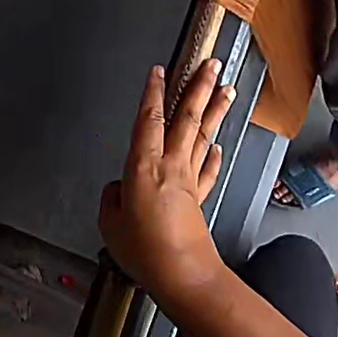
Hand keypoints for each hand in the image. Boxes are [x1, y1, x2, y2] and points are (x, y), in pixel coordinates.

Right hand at [99, 61, 237, 302]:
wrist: (182, 273)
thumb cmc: (143, 249)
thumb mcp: (110, 221)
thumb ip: (113, 198)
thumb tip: (120, 189)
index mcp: (144, 166)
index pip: (149, 120)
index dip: (153, 93)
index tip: (158, 71)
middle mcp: (170, 166)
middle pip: (187, 118)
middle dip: (199, 87)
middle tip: (213, 63)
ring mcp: (189, 180)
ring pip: (203, 136)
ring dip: (215, 111)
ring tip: (227, 89)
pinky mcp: (199, 197)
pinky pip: (208, 170)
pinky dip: (213, 155)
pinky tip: (217, 146)